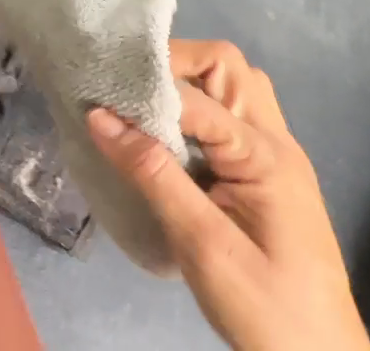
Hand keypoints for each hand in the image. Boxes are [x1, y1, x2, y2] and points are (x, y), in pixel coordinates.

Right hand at [85, 39, 369, 350]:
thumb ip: (152, 174)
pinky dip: (187, 108)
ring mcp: (272, 159)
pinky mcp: (259, 176)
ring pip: (229, 87)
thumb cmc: (265, 307)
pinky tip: (155, 135)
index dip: (144, 92)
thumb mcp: (202, 243)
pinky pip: (224, 116)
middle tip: (122, 90)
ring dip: (182, 82)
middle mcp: (275, 145)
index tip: (94, 100)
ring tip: (136, 107)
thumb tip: (97, 115)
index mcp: (267, 158)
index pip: (197, 98)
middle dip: (171, 63)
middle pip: (227, 67)